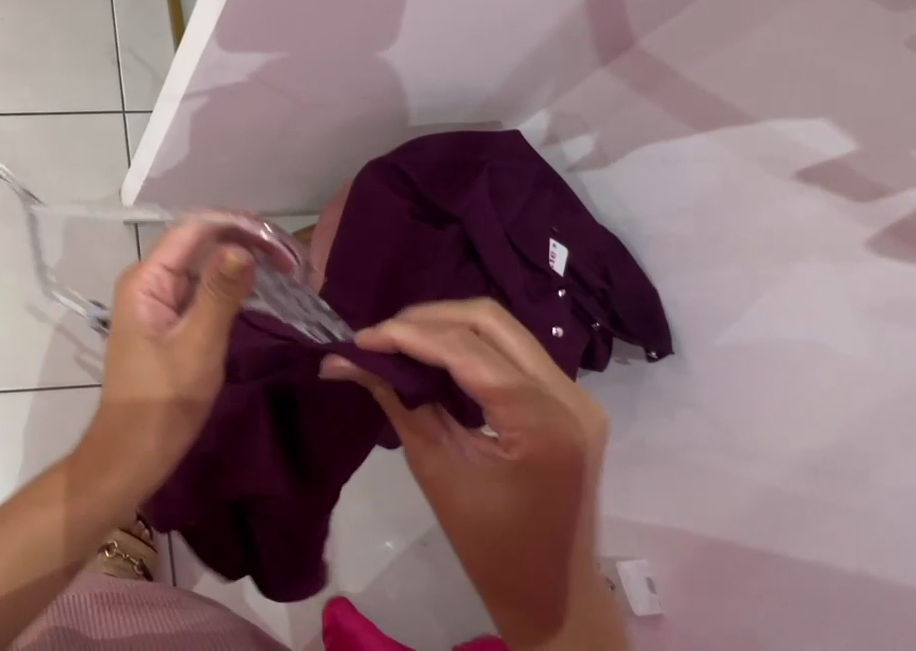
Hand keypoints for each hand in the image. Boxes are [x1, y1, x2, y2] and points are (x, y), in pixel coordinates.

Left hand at [73, 220, 256, 500]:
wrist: (133, 451)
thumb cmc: (164, 400)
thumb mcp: (199, 345)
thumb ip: (220, 293)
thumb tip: (242, 246)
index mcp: (145, 279)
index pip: (192, 230)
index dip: (236, 226)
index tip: (279, 240)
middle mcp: (146, 280)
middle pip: (197, 242)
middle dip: (242, 241)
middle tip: (291, 258)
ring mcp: (155, 300)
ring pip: (201, 265)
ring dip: (239, 262)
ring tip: (284, 269)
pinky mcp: (166, 320)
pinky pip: (199, 289)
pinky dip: (229, 285)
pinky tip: (258, 290)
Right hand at [322, 299, 624, 650]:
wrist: (553, 595)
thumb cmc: (490, 544)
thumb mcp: (434, 465)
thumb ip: (393, 399)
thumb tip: (340, 360)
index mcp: (542, 419)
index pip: (465, 348)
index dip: (406, 334)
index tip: (358, 339)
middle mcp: (569, 395)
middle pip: (490, 321)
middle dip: (427, 319)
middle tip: (380, 337)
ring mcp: (576, 396)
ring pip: (503, 329)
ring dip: (447, 327)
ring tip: (400, 343)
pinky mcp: (569, 402)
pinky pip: (513, 352)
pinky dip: (468, 345)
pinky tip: (433, 359)